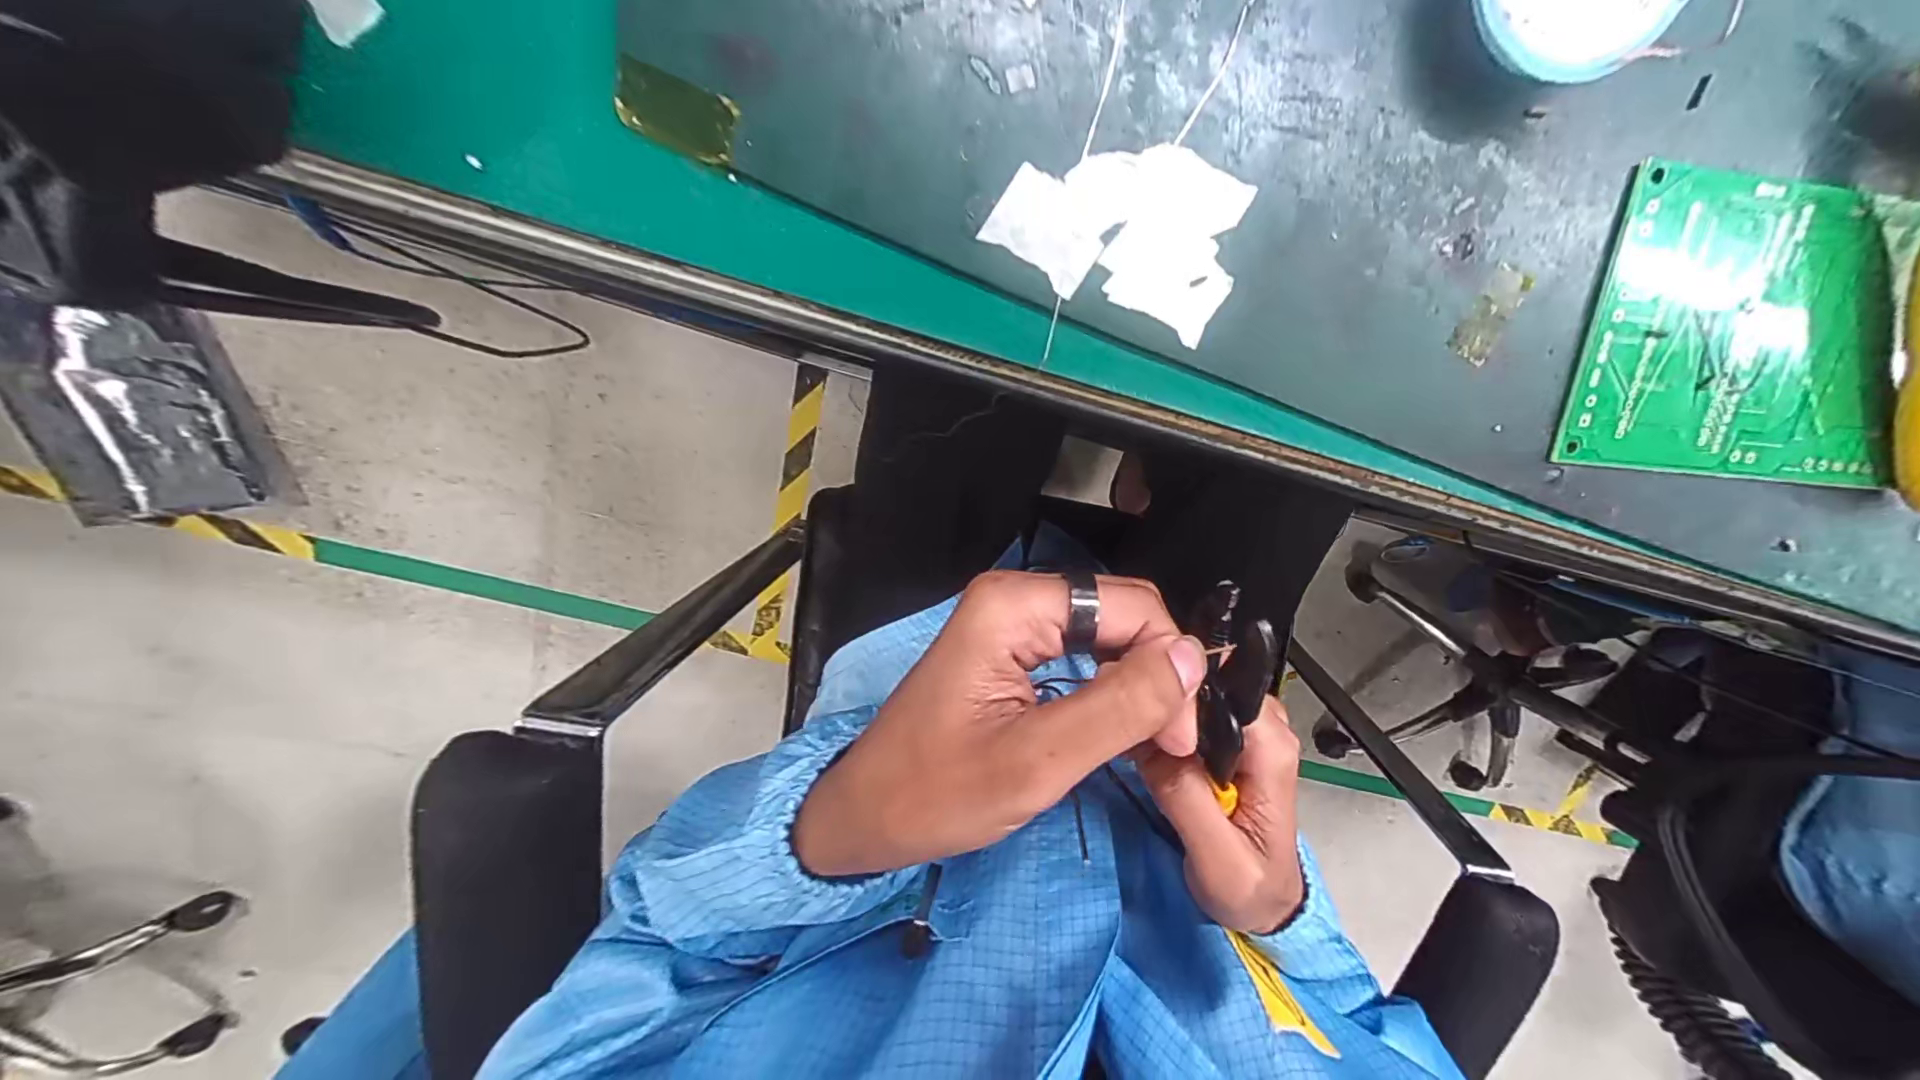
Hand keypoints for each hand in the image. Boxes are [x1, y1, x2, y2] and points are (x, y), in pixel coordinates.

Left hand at [793, 570, 1208, 877]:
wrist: (866, 812)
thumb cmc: (937, 793)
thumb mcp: (1038, 759)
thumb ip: (1121, 704)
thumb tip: (1191, 657)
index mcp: (1013, 605)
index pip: (1131, 605)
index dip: (1169, 664)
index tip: (1181, 737)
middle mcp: (1014, 596)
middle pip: (1121, 613)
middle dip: (1157, 672)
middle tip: (1171, 745)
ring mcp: (1009, 619)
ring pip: (1107, 634)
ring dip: (1138, 684)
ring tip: (1152, 742)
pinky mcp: (1009, 646)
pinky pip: (1081, 651)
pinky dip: (1110, 687)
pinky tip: (1121, 727)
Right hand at [1137, 697, 1305, 934]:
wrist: (1260, 905)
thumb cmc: (1251, 890)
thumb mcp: (1220, 860)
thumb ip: (1186, 796)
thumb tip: (1149, 736)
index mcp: (1271, 748)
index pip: (1218, 686)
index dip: (1177, 695)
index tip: (1143, 719)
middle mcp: (1260, 725)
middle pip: (1200, 678)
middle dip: (1159, 696)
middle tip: (1127, 728)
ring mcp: (1238, 727)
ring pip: (1186, 687)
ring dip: (1152, 706)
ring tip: (1128, 736)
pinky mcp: (1215, 735)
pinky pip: (1180, 708)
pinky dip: (1154, 718)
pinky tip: (1135, 740)